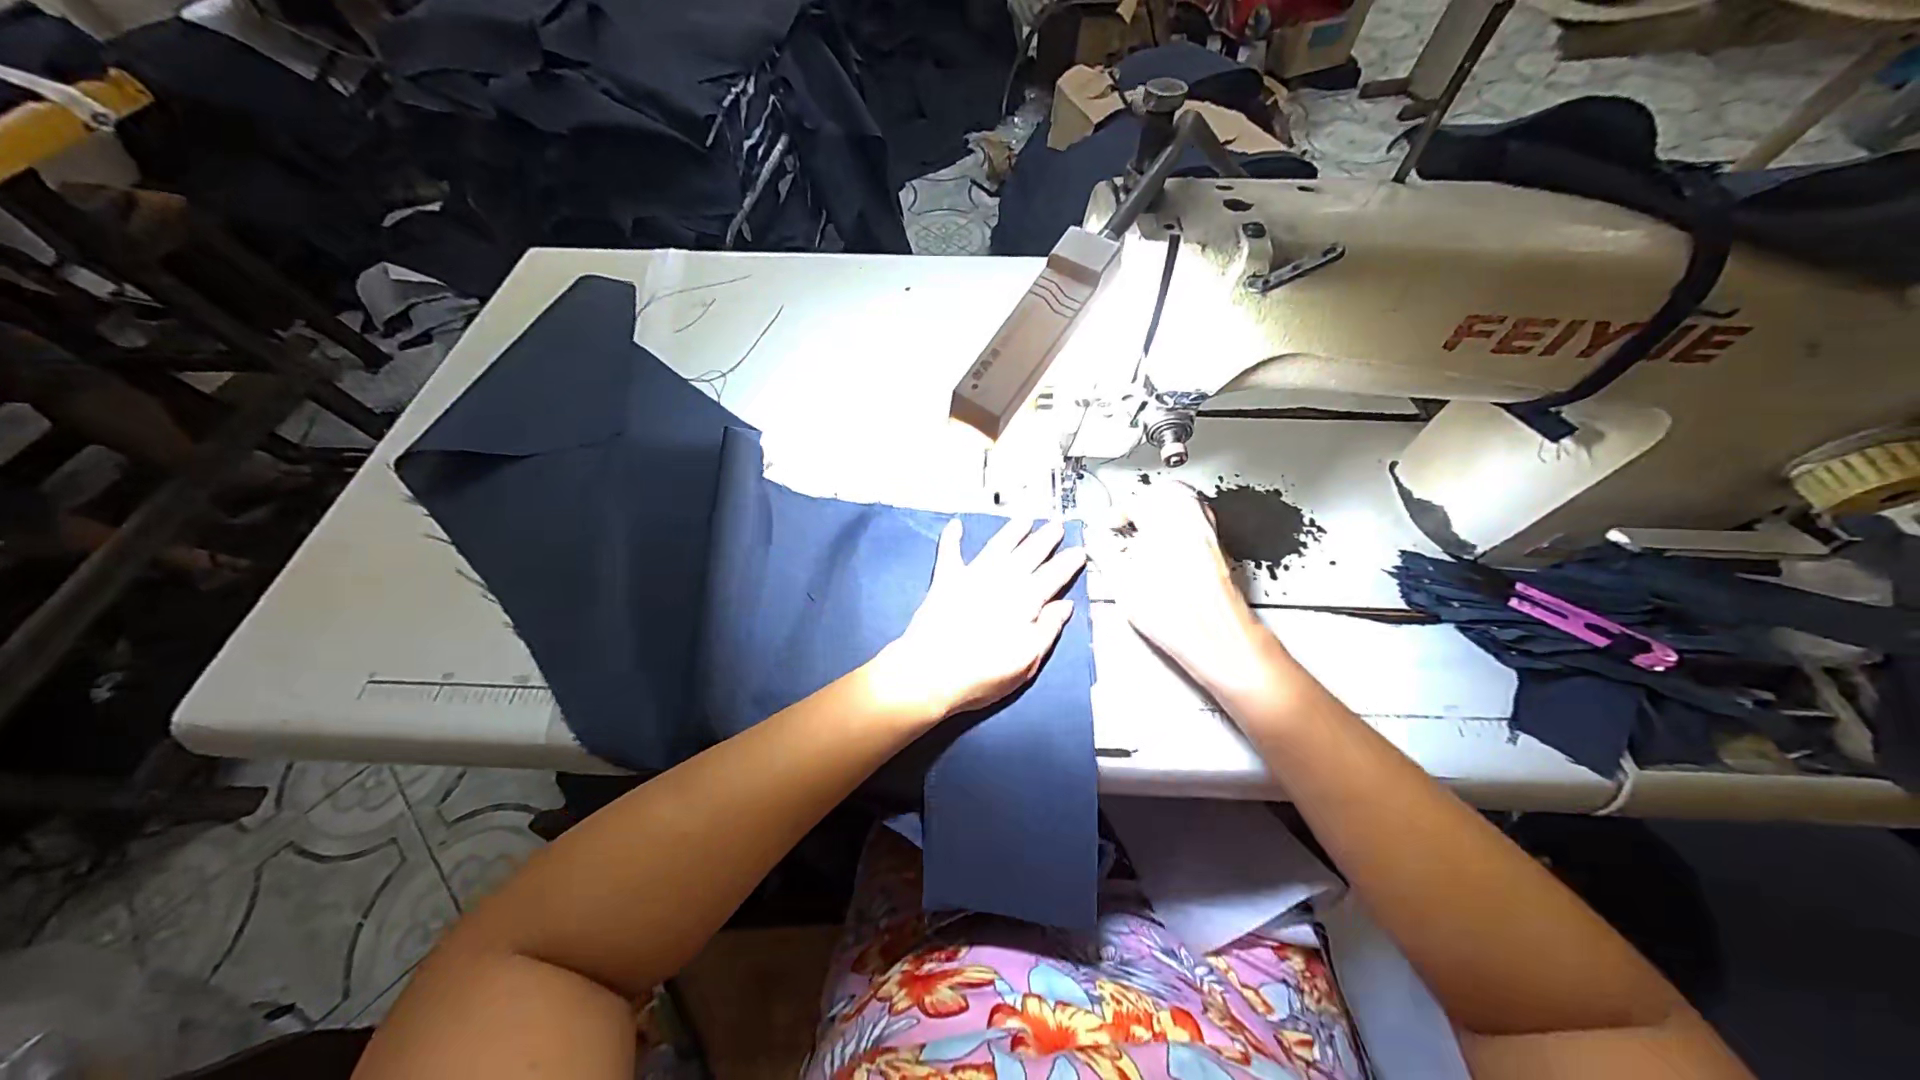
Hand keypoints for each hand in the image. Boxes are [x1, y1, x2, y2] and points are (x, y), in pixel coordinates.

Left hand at [873, 518, 1085, 719]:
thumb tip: (1064, 606)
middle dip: (1045, 538)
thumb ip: (1048, 629)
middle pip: (1029, 553)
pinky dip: (952, 538)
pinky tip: (955, 525)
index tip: (1078, 551)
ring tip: (1025, 519)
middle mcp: (1001, 581)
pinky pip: (950, 553)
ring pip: (998, 546)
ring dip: (1012, 530)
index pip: (1053, 575)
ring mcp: (972, 576)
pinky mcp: (945, 581)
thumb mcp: (1027, 661)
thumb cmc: (982, 674)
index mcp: (1025, 600)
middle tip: (1056, 525)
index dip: (1068, 563)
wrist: (929, 673)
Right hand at [1085, 481, 1274, 694]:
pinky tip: (1171, 544)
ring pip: (1188, 503)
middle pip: (1168, 492)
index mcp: (1165, 526)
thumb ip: (1105, 555)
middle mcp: (1191, 525)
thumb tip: (1094, 541)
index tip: (1112, 523)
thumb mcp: (1123, 586)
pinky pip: (1200, 521)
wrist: (1218, 640)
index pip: (1138, 500)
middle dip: (1145, 500)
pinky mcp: (1220, 551)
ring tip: (1149, 528)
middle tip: (1130, 517)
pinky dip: (1183, 523)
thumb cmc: (1176, 618)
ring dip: (1166, 508)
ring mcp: (1210, 536)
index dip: (1119, 511)